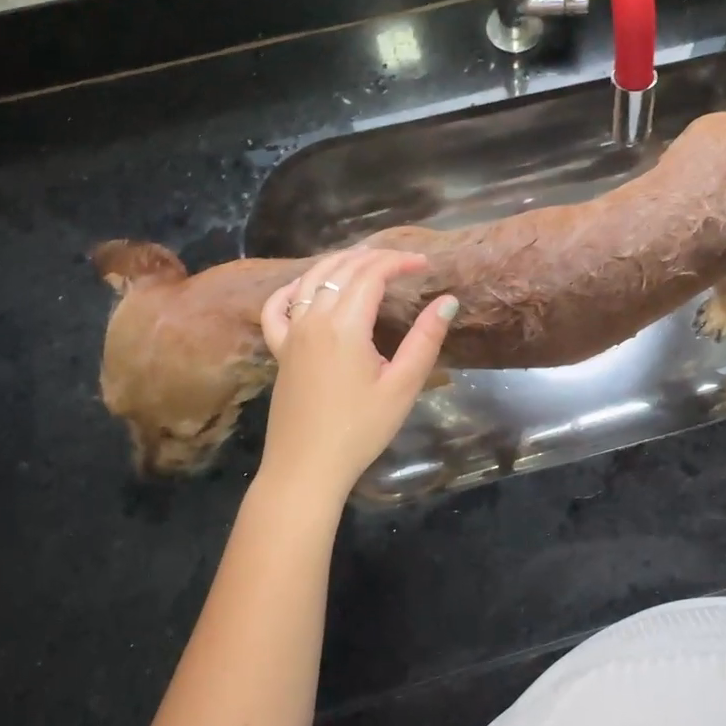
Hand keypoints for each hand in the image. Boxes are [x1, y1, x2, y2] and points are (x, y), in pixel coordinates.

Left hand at [258, 249, 457, 500]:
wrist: (306, 467)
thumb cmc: (360, 429)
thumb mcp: (402, 386)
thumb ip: (425, 339)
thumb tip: (447, 300)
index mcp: (345, 325)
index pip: (372, 274)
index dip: (399, 261)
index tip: (424, 264)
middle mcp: (313, 319)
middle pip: (342, 270)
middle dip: (374, 258)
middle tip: (403, 262)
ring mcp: (291, 333)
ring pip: (311, 280)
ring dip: (340, 263)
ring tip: (366, 262)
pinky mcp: (279, 350)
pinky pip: (278, 306)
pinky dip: (294, 287)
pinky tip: (307, 286)